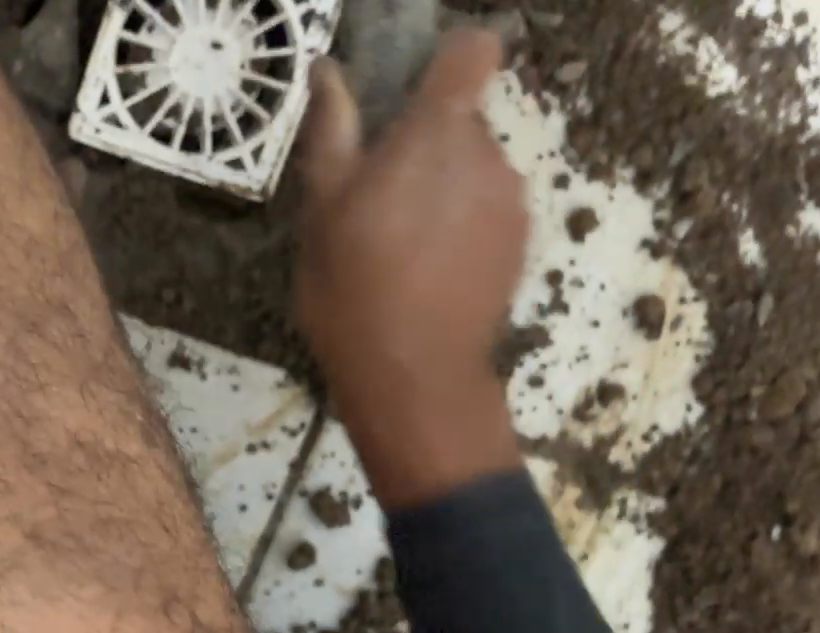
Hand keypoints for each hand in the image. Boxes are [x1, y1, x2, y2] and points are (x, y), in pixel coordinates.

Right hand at [294, 29, 527, 508]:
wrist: (412, 371)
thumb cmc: (349, 293)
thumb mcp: (319, 217)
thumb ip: (330, 138)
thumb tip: (325, 73)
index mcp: (431, 139)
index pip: (471, 53)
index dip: (444, 61)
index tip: (406, 97)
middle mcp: (485, 153)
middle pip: (460, 120)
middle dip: (419, 148)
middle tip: (372, 206)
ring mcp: (510, 196)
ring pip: (472, 166)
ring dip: (438, 189)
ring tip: (395, 249)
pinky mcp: (521, 235)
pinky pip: (487, 205)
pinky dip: (458, 222)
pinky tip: (424, 271)